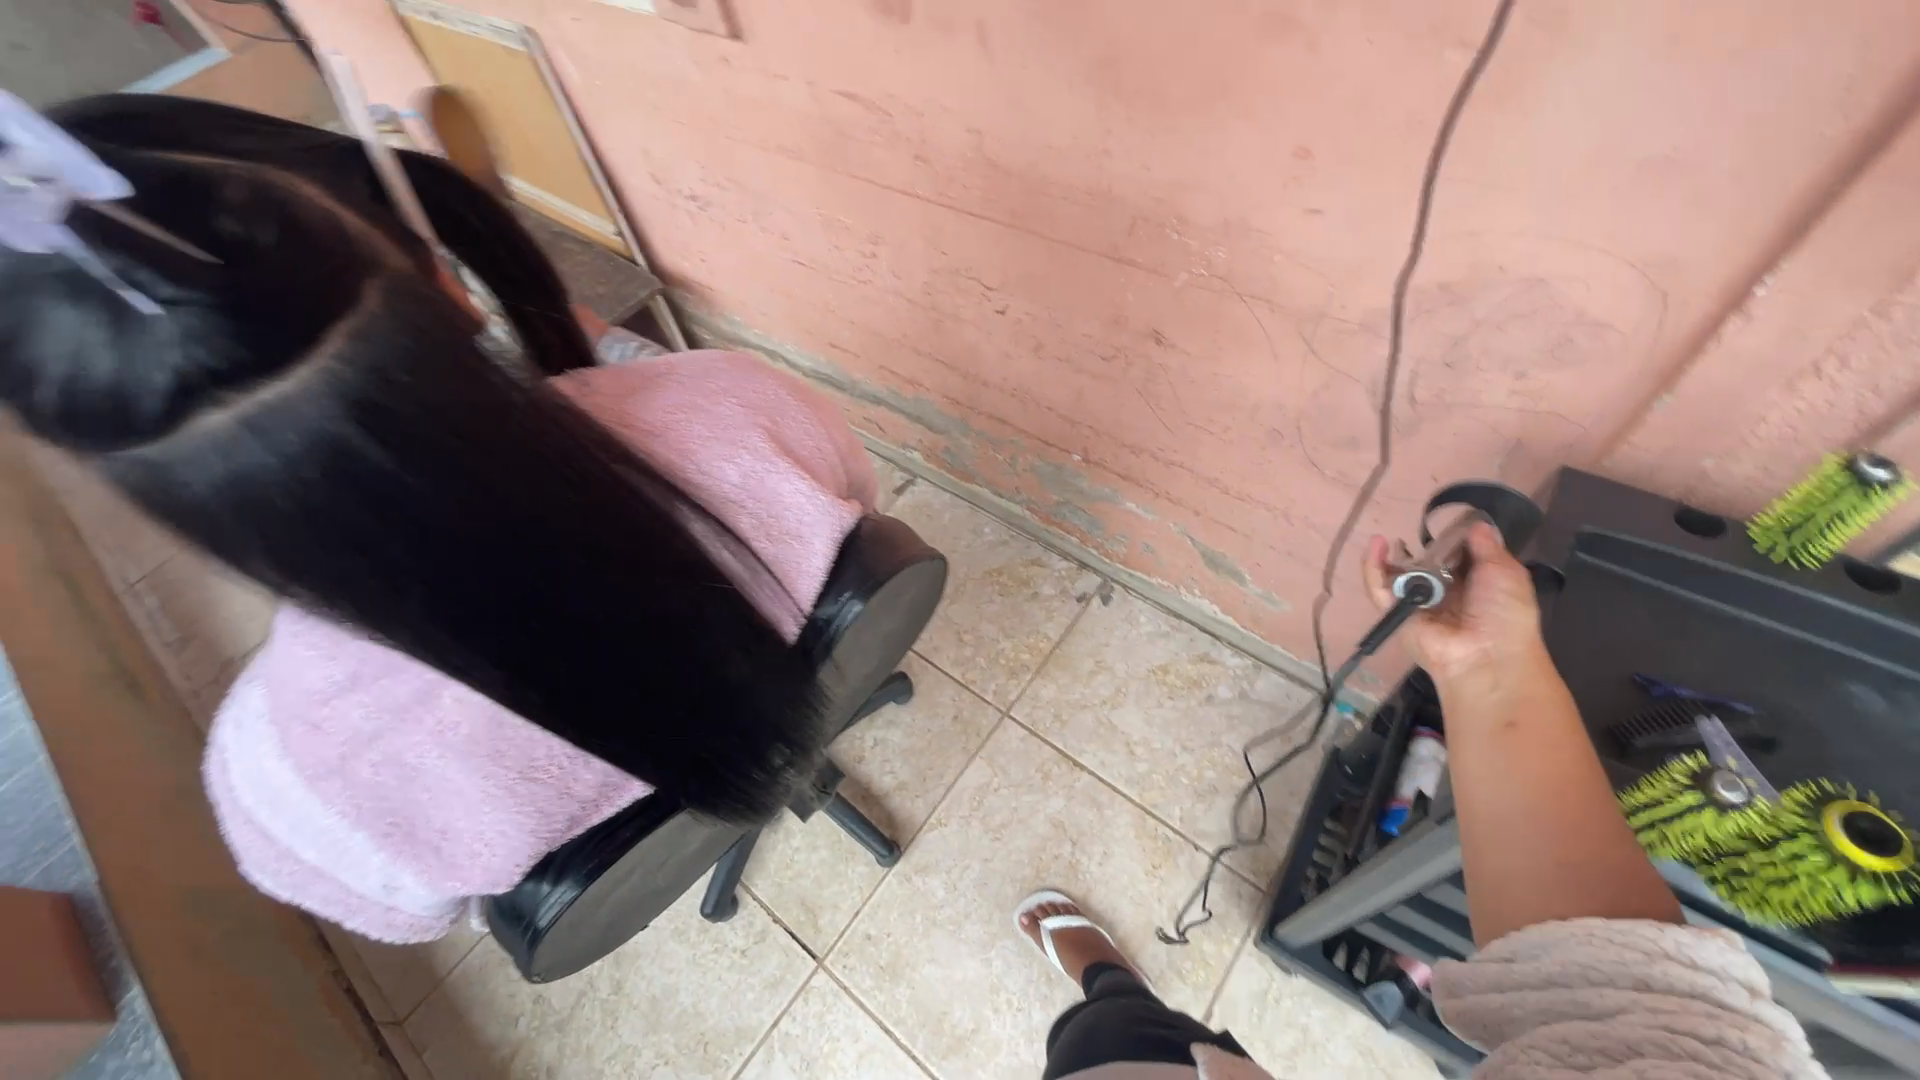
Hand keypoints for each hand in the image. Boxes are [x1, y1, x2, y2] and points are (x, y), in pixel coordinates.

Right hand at [1361, 523, 1545, 685]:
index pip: (1454, 559)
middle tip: (1416, 534)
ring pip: (1395, 576)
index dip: (1450, 541)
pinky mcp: (1395, 613)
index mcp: (1473, 585)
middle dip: (1418, 550)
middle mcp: (1443, 594)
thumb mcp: (1506, 572)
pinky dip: (1372, 568)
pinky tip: (1375, 547)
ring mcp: (1417, 604)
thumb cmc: (1504, 612)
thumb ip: (1488, 547)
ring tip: (1381, 538)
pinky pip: (1380, 589)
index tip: (1448, 525)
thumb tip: (1477, 524)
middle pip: (1423, 566)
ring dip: (1387, 556)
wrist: (1486, 654)